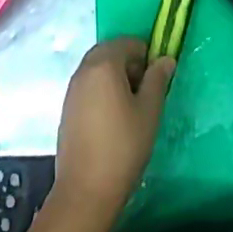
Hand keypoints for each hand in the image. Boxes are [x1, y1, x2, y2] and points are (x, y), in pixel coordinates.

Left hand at [51, 37, 174, 222]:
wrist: (86, 188)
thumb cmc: (123, 146)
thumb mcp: (149, 112)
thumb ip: (157, 80)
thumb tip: (165, 59)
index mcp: (103, 64)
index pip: (127, 42)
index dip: (146, 55)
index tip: (158, 78)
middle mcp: (84, 69)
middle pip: (109, 51)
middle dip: (129, 63)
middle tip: (146, 90)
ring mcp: (72, 87)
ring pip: (97, 67)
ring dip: (115, 75)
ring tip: (132, 105)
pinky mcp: (67, 105)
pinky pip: (88, 84)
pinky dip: (102, 88)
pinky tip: (113, 116)